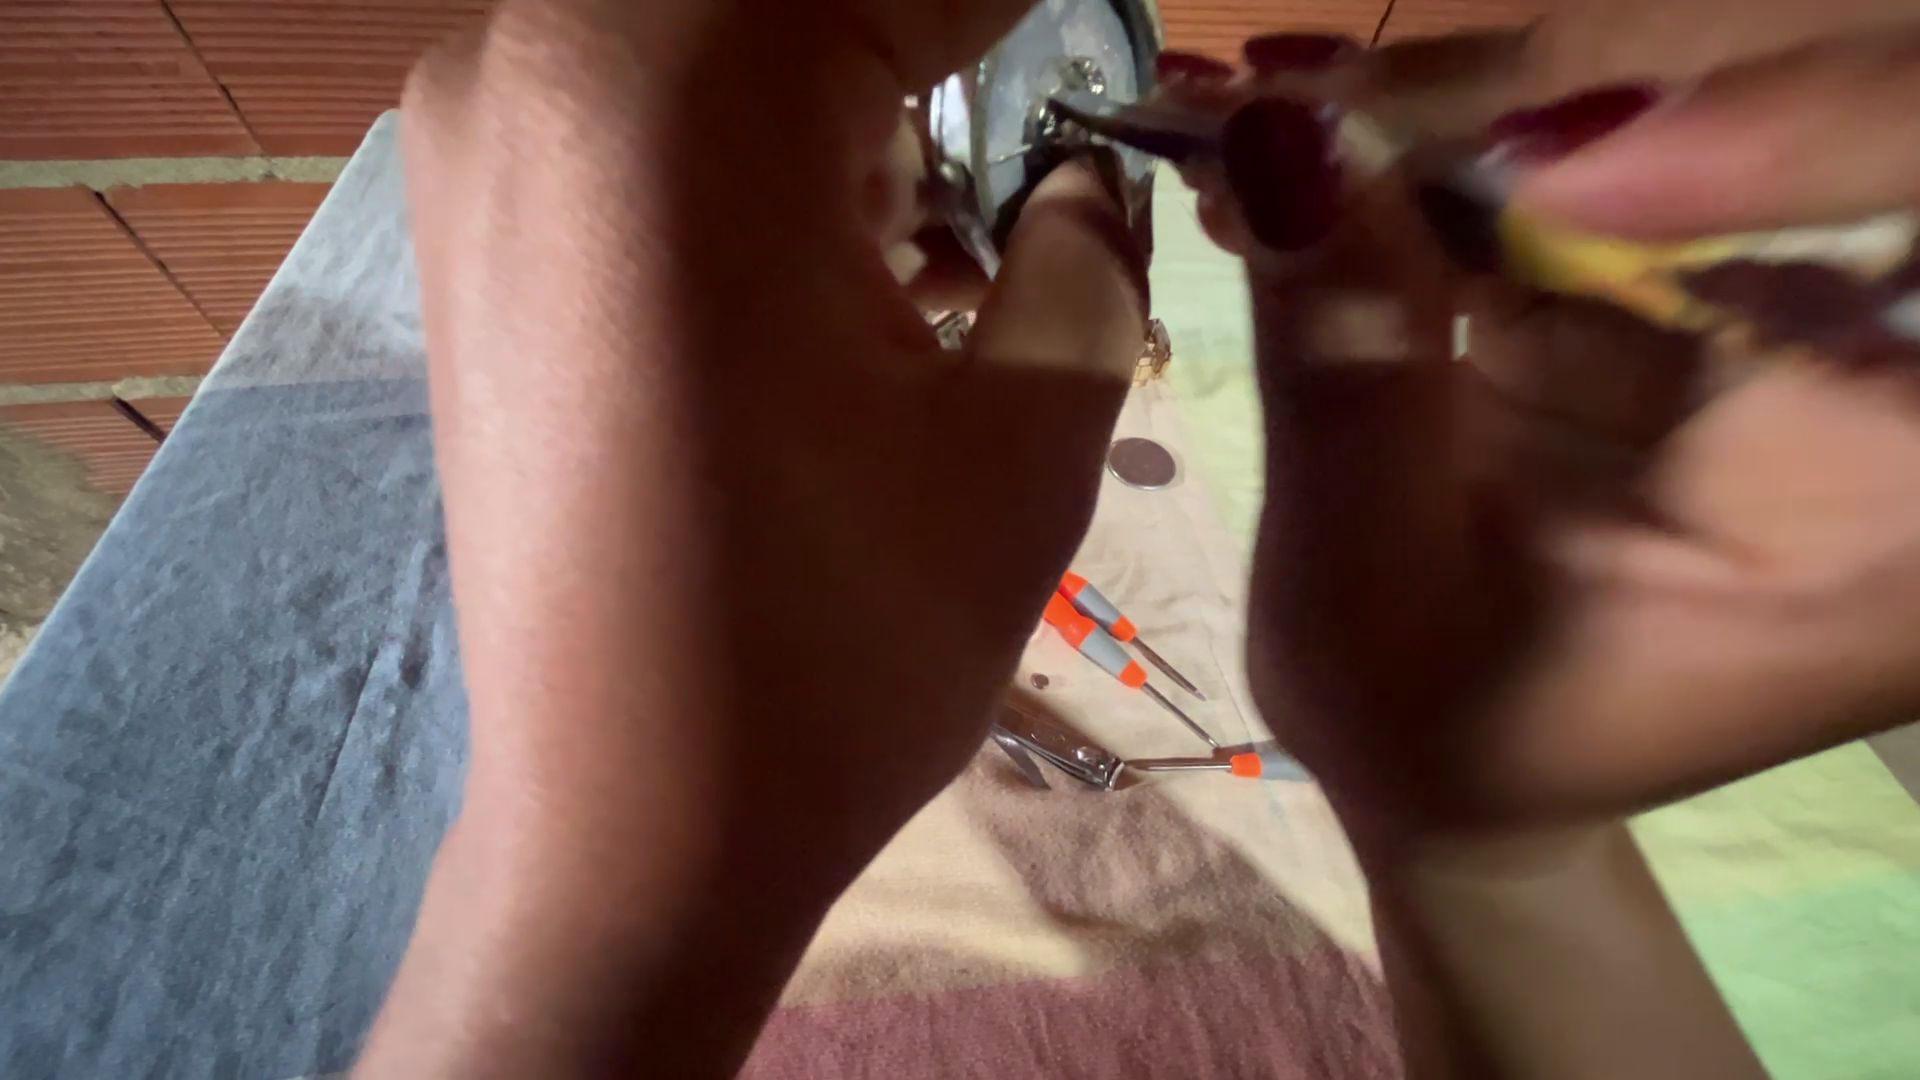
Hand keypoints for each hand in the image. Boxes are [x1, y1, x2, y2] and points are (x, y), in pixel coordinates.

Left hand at [403, 0, 1146, 862]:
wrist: (654, 821)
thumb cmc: (853, 645)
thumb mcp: (1028, 432)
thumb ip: (1087, 244)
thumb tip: (1089, 166)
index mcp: (677, 87)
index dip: (1036, 11)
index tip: (1096, 62)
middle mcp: (534, 72)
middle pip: (803, 4)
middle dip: (946, 59)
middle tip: (1033, 165)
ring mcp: (483, 162)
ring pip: (729, 59)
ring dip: (867, 118)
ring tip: (957, 238)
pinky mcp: (487, 252)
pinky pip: (662, 142)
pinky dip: (781, 175)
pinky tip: (859, 278)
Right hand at [1158, 6, 1919, 844]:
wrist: (1429, 757)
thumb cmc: (1414, 722)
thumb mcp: (1367, 573)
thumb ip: (1343, 367)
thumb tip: (1280, 148)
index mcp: (1899, 494)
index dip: (1782, 130)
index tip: (1524, 151)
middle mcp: (1877, 378)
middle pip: (1775, 132)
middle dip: (1521, 102)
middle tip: (1294, 96)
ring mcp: (1759, 332)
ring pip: (1627, 144)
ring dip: (1428, 127)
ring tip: (1258, 123)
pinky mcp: (1645, 314)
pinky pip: (1538, 197)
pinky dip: (1404, 176)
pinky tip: (1287, 170)